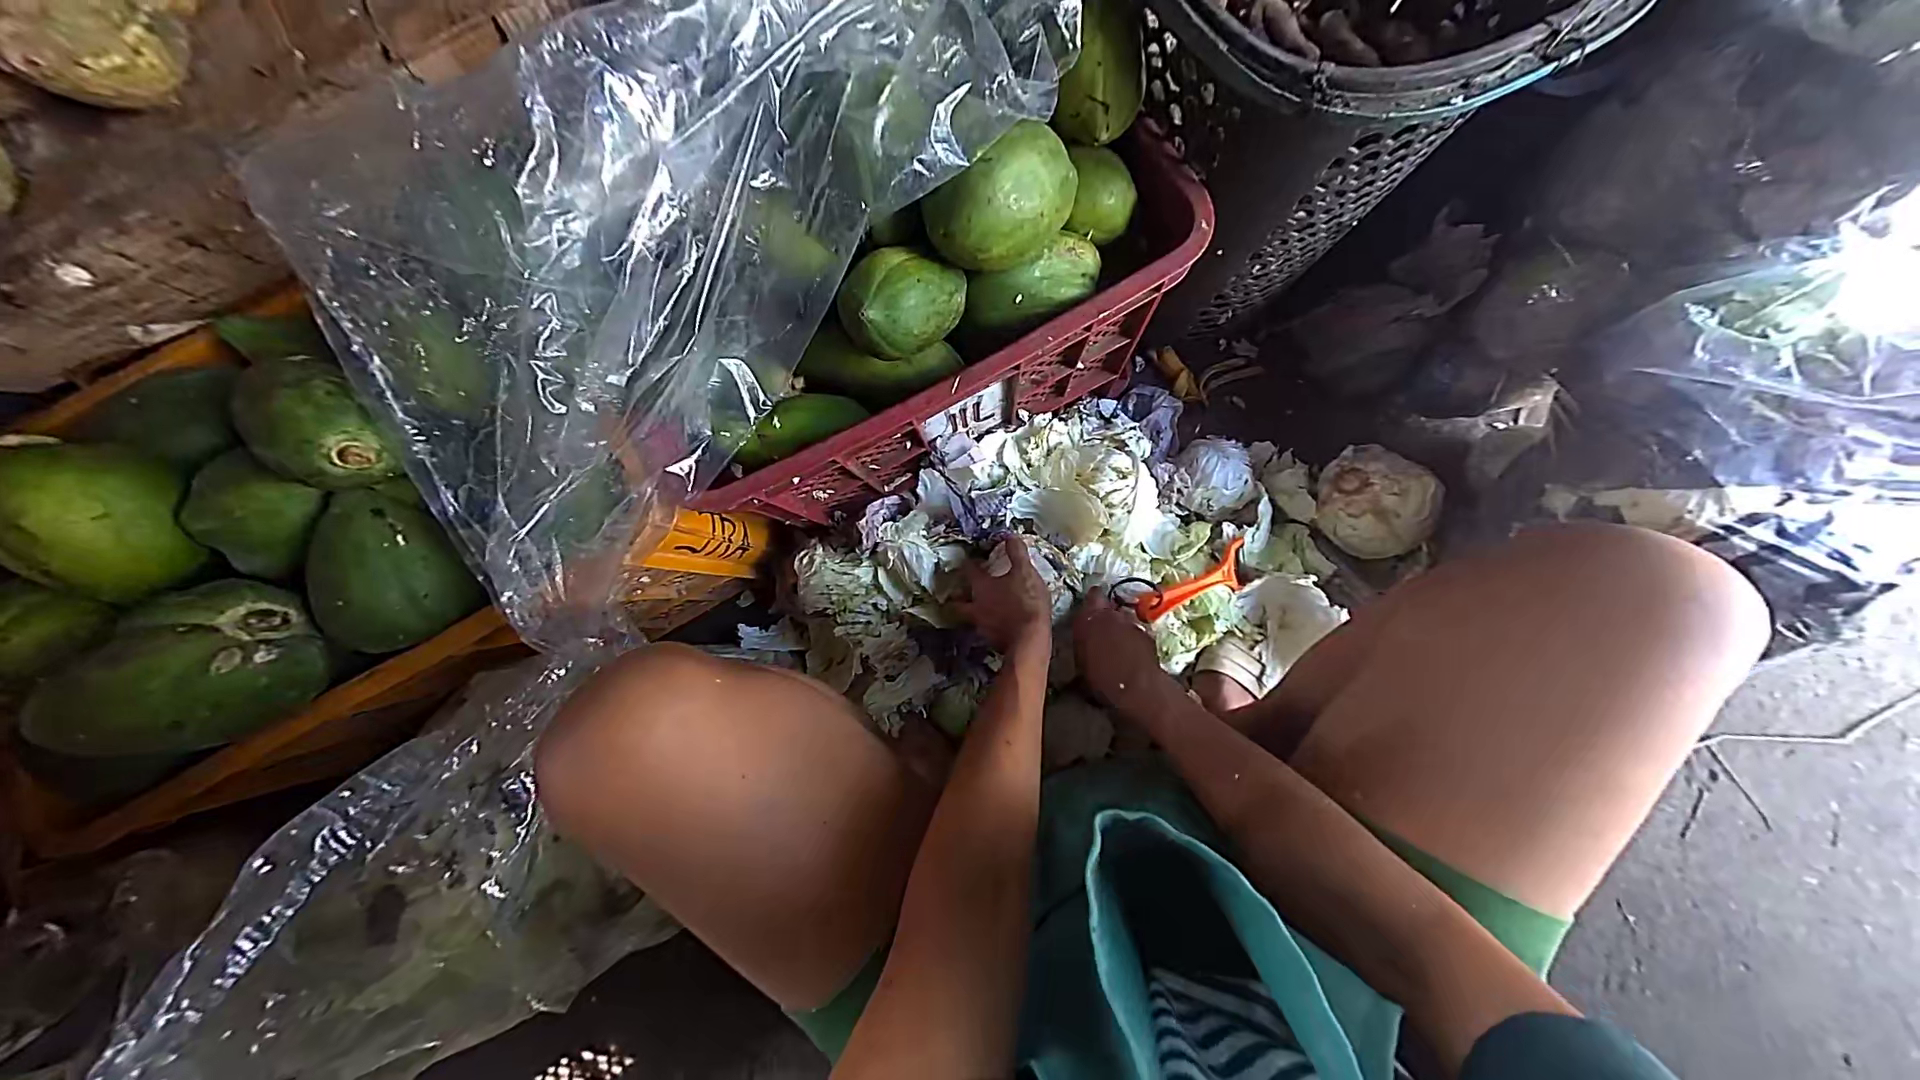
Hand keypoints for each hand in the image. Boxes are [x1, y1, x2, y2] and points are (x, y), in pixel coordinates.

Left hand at [953, 536, 1051, 655]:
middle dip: (957, 596)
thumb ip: (1017, 553)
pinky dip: (988, 626)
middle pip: (957, 601)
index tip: (972, 560)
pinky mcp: (991, 641)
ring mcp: (981, 626)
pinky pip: (985, 630)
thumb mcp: (1025, 572)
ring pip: (969, 617)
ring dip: (972, 612)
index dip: (969, 563)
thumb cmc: (1026, 602)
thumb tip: (1009, 536)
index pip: (968, 570)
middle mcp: (975, 606)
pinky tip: (997, 625)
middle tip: (961, 592)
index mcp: (981, 586)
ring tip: (980, 609)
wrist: (1030, 640)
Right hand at [1072, 590, 1175, 716]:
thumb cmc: (1098, 678)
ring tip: (1118, 649)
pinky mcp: (1148, 636)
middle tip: (1101, 634)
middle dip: (1106, 618)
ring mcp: (1132, 624)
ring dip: (1121, 631)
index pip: (1093, 595)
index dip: (1093, 601)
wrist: (1135, 688)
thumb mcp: (1079, 663)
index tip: (1090, 610)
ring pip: (1125, 621)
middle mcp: (1111, 615)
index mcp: (1089, 617)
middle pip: (1110, 608)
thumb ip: (1081, 646)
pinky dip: (1134, 642)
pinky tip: (1131, 658)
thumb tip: (1081, 651)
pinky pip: (1138, 635)